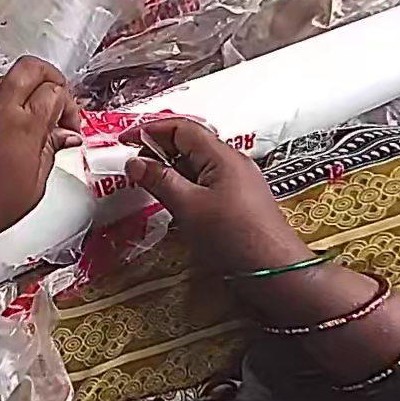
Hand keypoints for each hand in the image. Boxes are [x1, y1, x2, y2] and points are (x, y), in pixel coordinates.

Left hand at [0, 57, 84, 242]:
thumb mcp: (35, 183)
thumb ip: (51, 149)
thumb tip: (65, 134)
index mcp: (24, 127)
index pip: (55, 92)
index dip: (67, 105)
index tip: (66, 123)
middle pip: (29, 68)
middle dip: (48, 77)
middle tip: (52, 97)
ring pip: (1, 80)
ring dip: (17, 92)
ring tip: (21, 118)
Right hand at [118, 118, 310, 275]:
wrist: (276, 272)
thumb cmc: (233, 236)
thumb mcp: (189, 207)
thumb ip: (159, 180)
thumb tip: (133, 162)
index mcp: (221, 156)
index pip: (181, 128)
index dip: (149, 129)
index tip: (123, 141)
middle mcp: (231, 162)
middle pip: (188, 142)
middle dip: (156, 148)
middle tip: (132, 164)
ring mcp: (236, 181)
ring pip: (194, 162)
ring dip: (167, 167)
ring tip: (145, 182)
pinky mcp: (236, 199)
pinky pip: (202, 180)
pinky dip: (181, 182)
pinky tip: (170, 198)